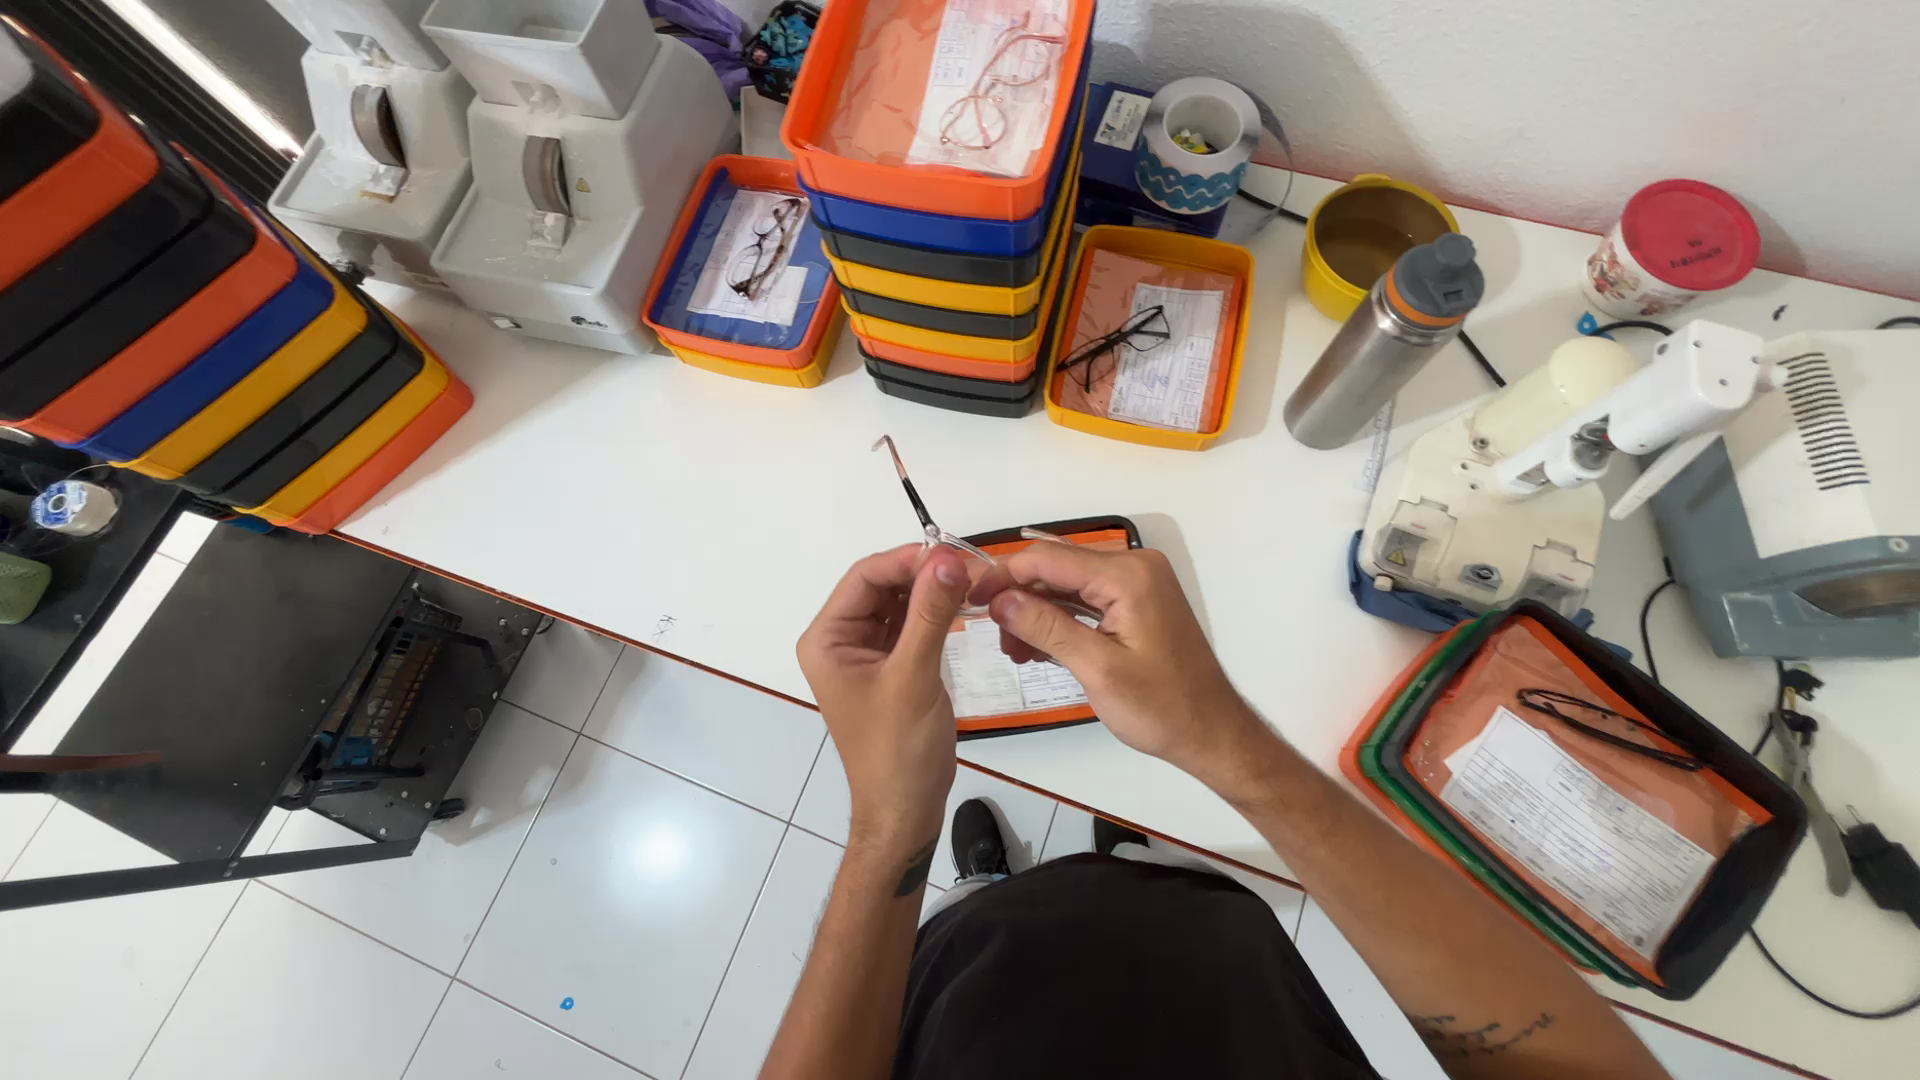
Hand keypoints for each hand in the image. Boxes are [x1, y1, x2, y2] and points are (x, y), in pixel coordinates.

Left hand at [797, 545, 969, 859]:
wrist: (905, 809)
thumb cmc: (898, 748)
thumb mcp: (914, 675)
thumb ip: (931, 614)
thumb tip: (949, 559)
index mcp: (827, 639)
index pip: (865, 577)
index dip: (907, 560)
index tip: (953, 553)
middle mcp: (841, 640)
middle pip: (882, 586)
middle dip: (923, 574)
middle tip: (970, 569)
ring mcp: (866, 653)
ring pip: (898, 603)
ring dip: (931, 592)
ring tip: (973, 583)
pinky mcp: (891, 666)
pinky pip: (910, 625)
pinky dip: (935, 614)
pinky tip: (962, 606)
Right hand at [971, 545, 1273, 785]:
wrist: (1213, 734)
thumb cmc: (1161, 707)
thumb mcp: (1097, 668)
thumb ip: (1045, 627)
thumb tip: (999, 600)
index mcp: (1127, 575)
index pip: (1048, 558)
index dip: (1003, 575)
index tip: (970, 599)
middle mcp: (1133, 567)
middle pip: (1057, 568)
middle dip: (1019, 598)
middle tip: (993, 636)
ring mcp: (1137, 584)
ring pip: (1067, 586)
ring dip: (1035, 613)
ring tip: (1014, 651)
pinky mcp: (1136, 603)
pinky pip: (1086, 600)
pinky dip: (1059, 620)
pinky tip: (1037, 647)